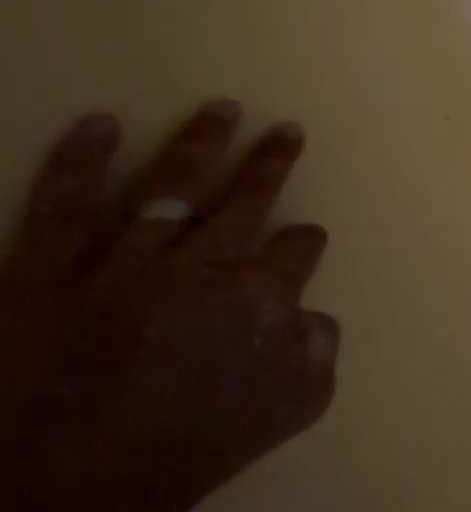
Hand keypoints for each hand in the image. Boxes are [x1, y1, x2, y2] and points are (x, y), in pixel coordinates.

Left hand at [0, 101, 336, 511]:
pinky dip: (78, 164)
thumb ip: (318, 351)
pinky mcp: (41, 280)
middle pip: (247, 201)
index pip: (300, 246)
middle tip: (287, 130)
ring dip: (198, 145)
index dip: (304, 241)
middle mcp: (204, 266)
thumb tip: (315, 314)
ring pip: (168, 189)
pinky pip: (61, 212)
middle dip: (271, 163)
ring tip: (221, 109)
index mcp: (263, 295)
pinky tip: (99, 124)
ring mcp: (122, 267)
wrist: (58, 493)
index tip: (302, 242)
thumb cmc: (185, 449)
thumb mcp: (289, 408)